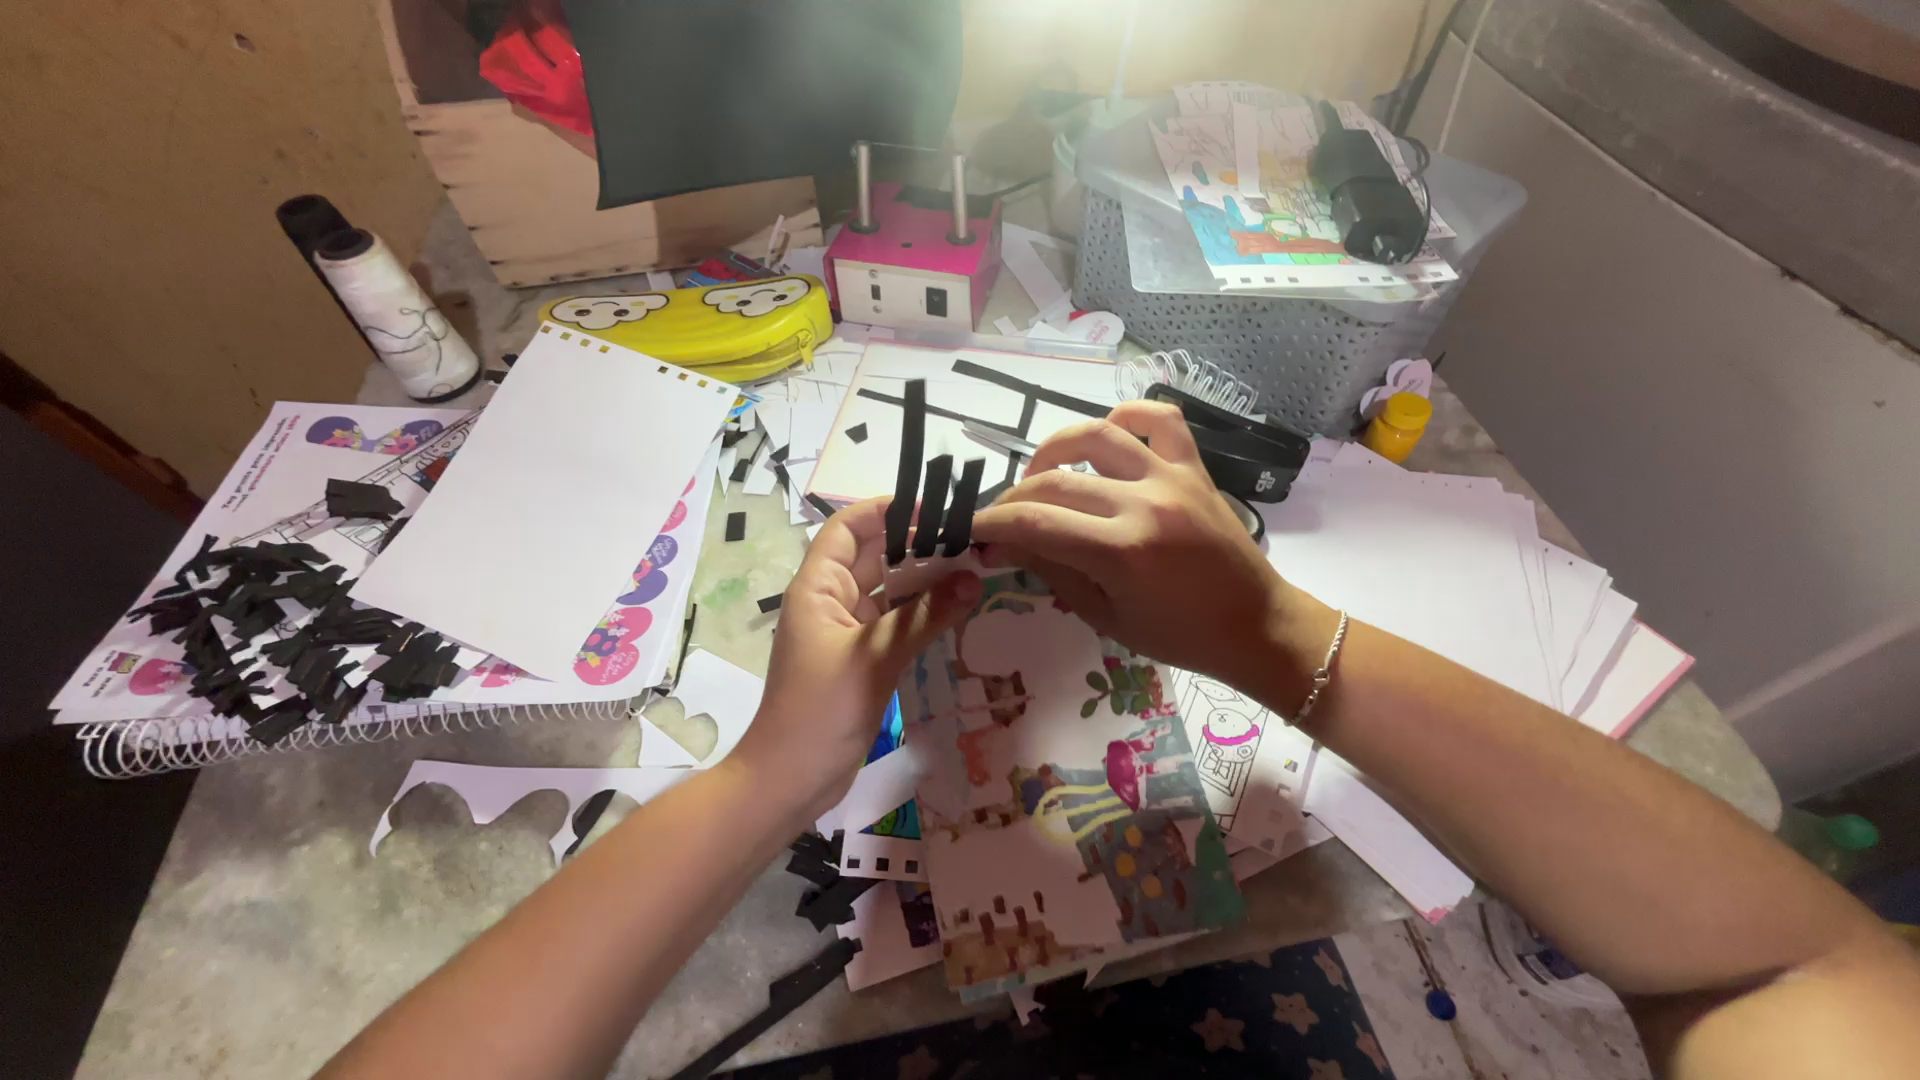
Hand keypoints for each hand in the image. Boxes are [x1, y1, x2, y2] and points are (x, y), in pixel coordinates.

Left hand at [731, 497, 980, 822]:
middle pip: (872, 555)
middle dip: (914, 542)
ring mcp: (846, 631)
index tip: (933, 508)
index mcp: (818, 587)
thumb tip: (973, 579)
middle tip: (966, 537)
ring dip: (923, 579)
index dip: (885, 510)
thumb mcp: (874, 656)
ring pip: (887, 590)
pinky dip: (921, 612)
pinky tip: (955, 607)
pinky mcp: (861, 659)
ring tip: (971, 566)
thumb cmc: (821, 709)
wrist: (791, 778)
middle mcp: (830, 601)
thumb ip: (924, 616)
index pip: (848, 528)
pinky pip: (893, 622)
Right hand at [970, 400, 1335, 699]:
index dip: (991, 522)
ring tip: (1040, 474)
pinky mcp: (1195, 467)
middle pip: (1055, 480)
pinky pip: (1159, 419)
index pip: (1034, 522)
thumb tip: (1004, 544)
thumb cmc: (1179, 636)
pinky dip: (1126, 415)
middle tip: (1001, 519)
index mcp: (1122, 551)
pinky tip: (1106, 436)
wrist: (1256, 626)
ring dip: (1053, 449)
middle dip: (1013, 498)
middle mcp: (1144, 502)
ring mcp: (1173, 477)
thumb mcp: (1104, 616)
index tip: (970, 529)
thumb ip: (1052, 571)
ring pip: (1096, 435)